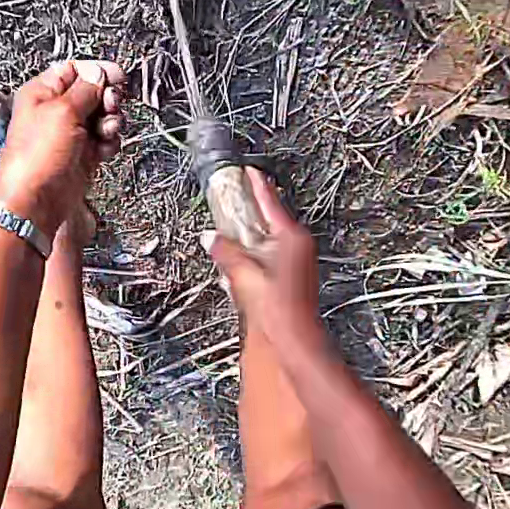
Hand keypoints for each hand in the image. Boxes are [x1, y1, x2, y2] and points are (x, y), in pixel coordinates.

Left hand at [0, 60, 125, 237]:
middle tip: (111, 105)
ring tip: (107, 130)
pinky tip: (104, 149)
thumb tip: (99, 72)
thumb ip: (85, 89)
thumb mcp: (63, 111)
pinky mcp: (82, 155)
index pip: (74, 70)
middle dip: (107, 98)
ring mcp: (70, 134)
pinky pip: (104, 141)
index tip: (115, 76)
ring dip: (111, 121)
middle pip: (93, 93)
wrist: (36, 200)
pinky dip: (109, 143)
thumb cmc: (36, 157)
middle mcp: (56, 111)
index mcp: (42, 93)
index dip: (96, 71)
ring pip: (102, 117)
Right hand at [204, 168, 323, 344]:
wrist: (293, 337)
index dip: (257, 184)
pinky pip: (272, 256)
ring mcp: (299, 261)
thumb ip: (225, 250)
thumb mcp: (243, 272)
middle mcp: (299, 245)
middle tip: (237, 200)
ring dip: (252, 236)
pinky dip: (256, 254)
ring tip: (233, 234)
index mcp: (291, 237)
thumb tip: (210, 237)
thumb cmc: (277, 305)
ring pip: (271, 239)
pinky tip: (242, 263)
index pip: (270, 201)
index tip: (250, 171)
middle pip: (271, 219)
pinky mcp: (294, 276)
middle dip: (252, 211)